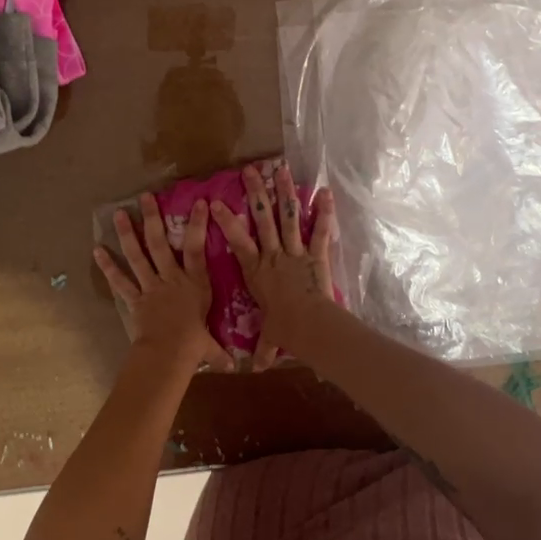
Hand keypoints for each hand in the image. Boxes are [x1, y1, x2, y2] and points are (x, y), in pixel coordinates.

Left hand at [93, 194, 235, 374]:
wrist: (168, 354)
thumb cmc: (194, 346)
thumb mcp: (211, 346)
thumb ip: (219, 351)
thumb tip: (233, 367)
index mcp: (195, 283)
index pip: (197, 248)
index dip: (198, 224)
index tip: (199, 202)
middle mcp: (172, 278)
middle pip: (160, 243)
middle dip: (153, 218)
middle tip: (146, 197)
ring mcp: (151, 286)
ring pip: (138, 255)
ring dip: (128, 234)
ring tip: (119, 214)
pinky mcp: (135, 299)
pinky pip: (120, 281)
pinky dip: (108, 267)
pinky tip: (97, 251)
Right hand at [210, 164, 339, 370]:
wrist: (309, 326)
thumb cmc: (284, 330)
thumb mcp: (269, 338)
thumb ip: (262, 348)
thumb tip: (252, 369)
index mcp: (256, 271)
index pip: (237, 242)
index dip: (227, 222)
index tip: (216, 203)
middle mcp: (273, 255)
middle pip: (262, 219)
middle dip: (256, 193)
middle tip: (250, 171)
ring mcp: (295, 252)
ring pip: (289, 218)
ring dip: (286, 193)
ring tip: (282, 170)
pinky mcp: (317, 256)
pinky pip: (320, 231)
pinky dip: (324, 213)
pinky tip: (325, 193)